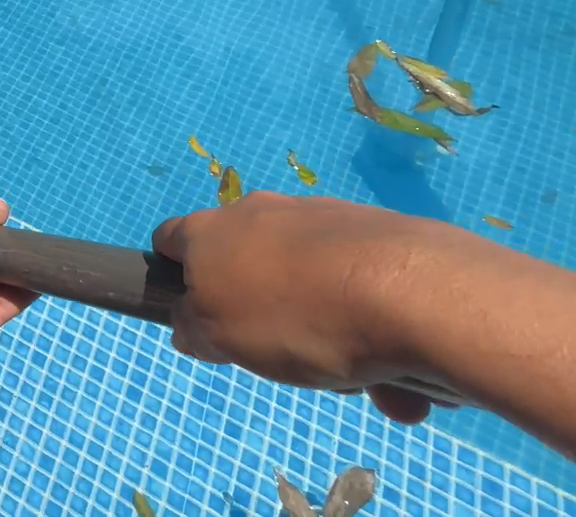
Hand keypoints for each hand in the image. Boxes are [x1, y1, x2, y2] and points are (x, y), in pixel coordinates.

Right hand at [153, 192, 471, 422]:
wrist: (422, 296)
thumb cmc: (296, 316)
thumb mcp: (220, 338)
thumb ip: (192, 329)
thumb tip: (188, 327)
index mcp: (209, 230)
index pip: (170, 239)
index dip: (179, 275)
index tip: (202, 312)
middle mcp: (259, 212)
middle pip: (251, 264)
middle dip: (271, 311)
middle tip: (296, 359)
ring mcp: (324, 216)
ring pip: (315, 278)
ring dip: (333, 325)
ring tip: (373, 380)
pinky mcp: (388, 230)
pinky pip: (372, 283)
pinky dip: (384, 322)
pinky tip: (413, 367)